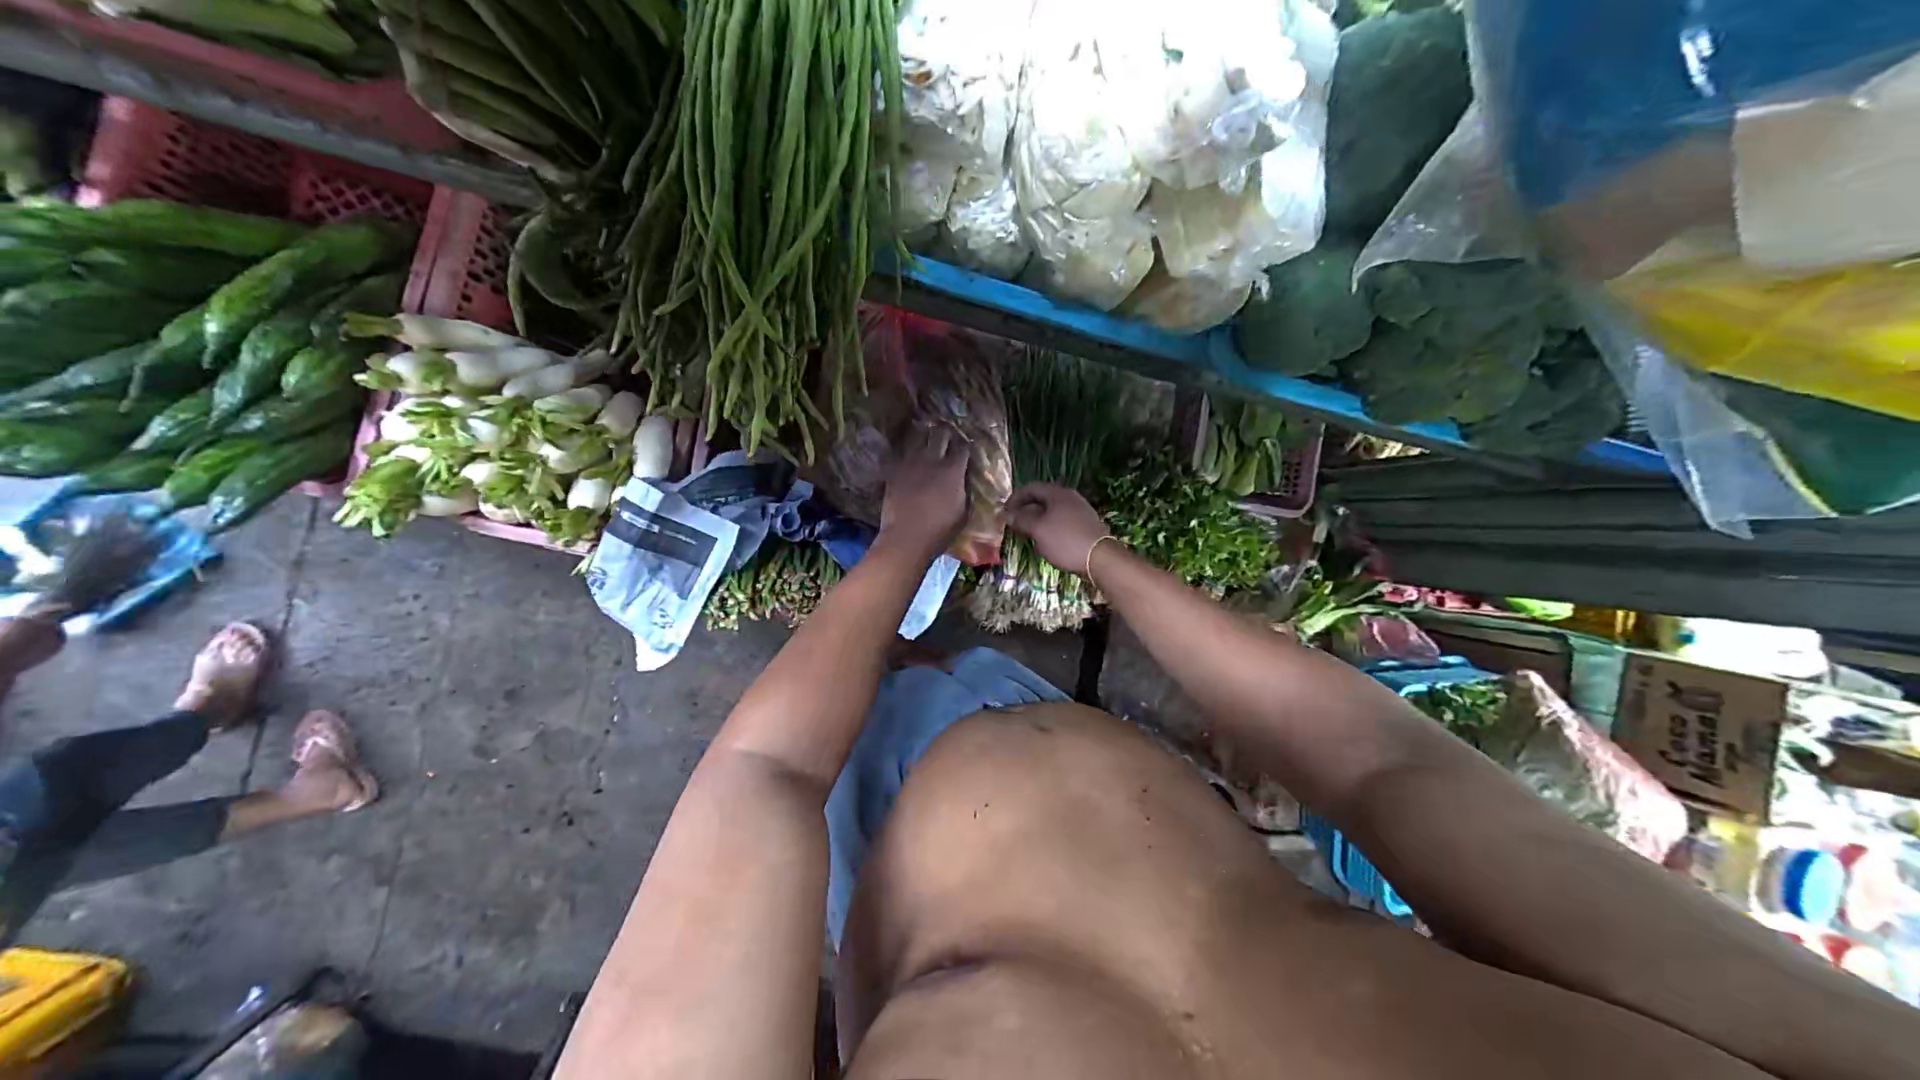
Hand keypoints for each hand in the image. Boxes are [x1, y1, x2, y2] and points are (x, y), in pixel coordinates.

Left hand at [878, 422, 969, 558]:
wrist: (906, 538)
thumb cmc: (940, 531)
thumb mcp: (963, 512)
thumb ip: (965, 491)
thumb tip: (964, 481)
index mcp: (953, 470)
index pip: (963, 447)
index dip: (965, 446)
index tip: (965, 448)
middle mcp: (932, 460)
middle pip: (940, 434)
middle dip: (944, 433)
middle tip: (945, 435)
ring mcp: (910, 463)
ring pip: (917, 437)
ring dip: (923, 435)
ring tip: (924, 435)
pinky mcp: (893, 470)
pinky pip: (899, 452)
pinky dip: (904, 450)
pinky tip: (906, 452)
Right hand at [1003, 483, 1108, 575]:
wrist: (1101, 559)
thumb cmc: (1065, 540)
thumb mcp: (1038, 530)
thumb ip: (1021, 520)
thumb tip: (1006, 514)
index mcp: (1058, 494)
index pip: (1031, 488)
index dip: (1014, 498)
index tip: (1004, 513)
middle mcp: (1070, 498)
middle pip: (1042, 500)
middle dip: (1025, 512)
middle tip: (1014, 526)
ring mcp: (1080, 512)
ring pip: (1052, 513)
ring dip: (1037, 523)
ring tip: (1028, 537)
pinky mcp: (1086, 527)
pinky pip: (1062, 523)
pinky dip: (1050, 530)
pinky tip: (1047, 545)